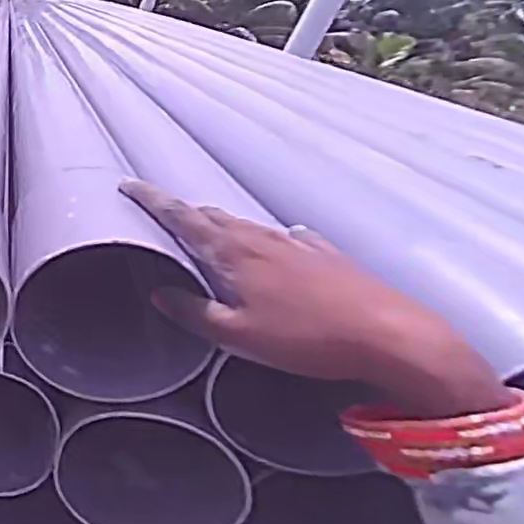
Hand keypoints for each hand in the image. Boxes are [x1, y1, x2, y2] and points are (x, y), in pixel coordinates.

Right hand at [119, 180, 513, 417]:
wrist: (394, 337)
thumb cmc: (306, 338)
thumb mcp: (236, 335)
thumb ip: (193, 312)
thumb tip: (159, 294)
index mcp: (232, 253)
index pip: (181, 217)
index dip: (151, 200)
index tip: (128, 185)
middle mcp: (260, 238)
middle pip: (211, 215)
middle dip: (181, 211)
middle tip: (161, 213)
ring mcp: (295, 243)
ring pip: (244, 224)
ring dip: (218, 224)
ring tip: (206, 231)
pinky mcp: (325, 254)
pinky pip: (283, 237)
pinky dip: (264, 238)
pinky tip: (275, 242)